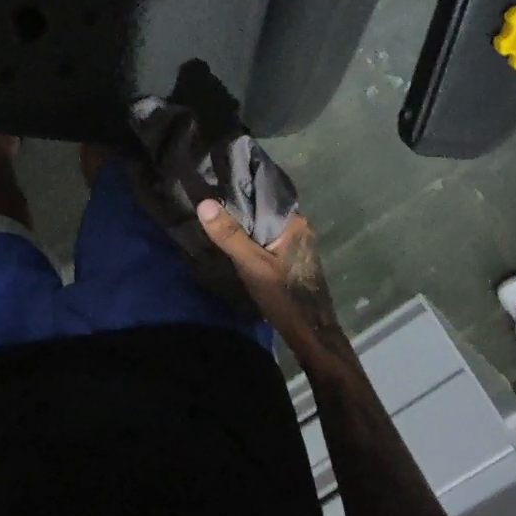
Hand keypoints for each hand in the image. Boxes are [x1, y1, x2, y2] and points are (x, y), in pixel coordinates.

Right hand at [197, 201, 343, 355]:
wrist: (311, 334)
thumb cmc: (284, 296)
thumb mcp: (252, 264)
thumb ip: (229, 235)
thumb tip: (204, 202)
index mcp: (294, 221)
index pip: (263, 192)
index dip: (238, 187)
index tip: (212, 181)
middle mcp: (299, 227)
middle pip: (263, 209)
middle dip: (238, 206)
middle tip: (207, 200)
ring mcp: (297, 244)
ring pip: (264, 225)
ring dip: (244, 224)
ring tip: (214, 218)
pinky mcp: (292, 259)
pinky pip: (267, 239)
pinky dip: (251, 238)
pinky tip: (233, 242)